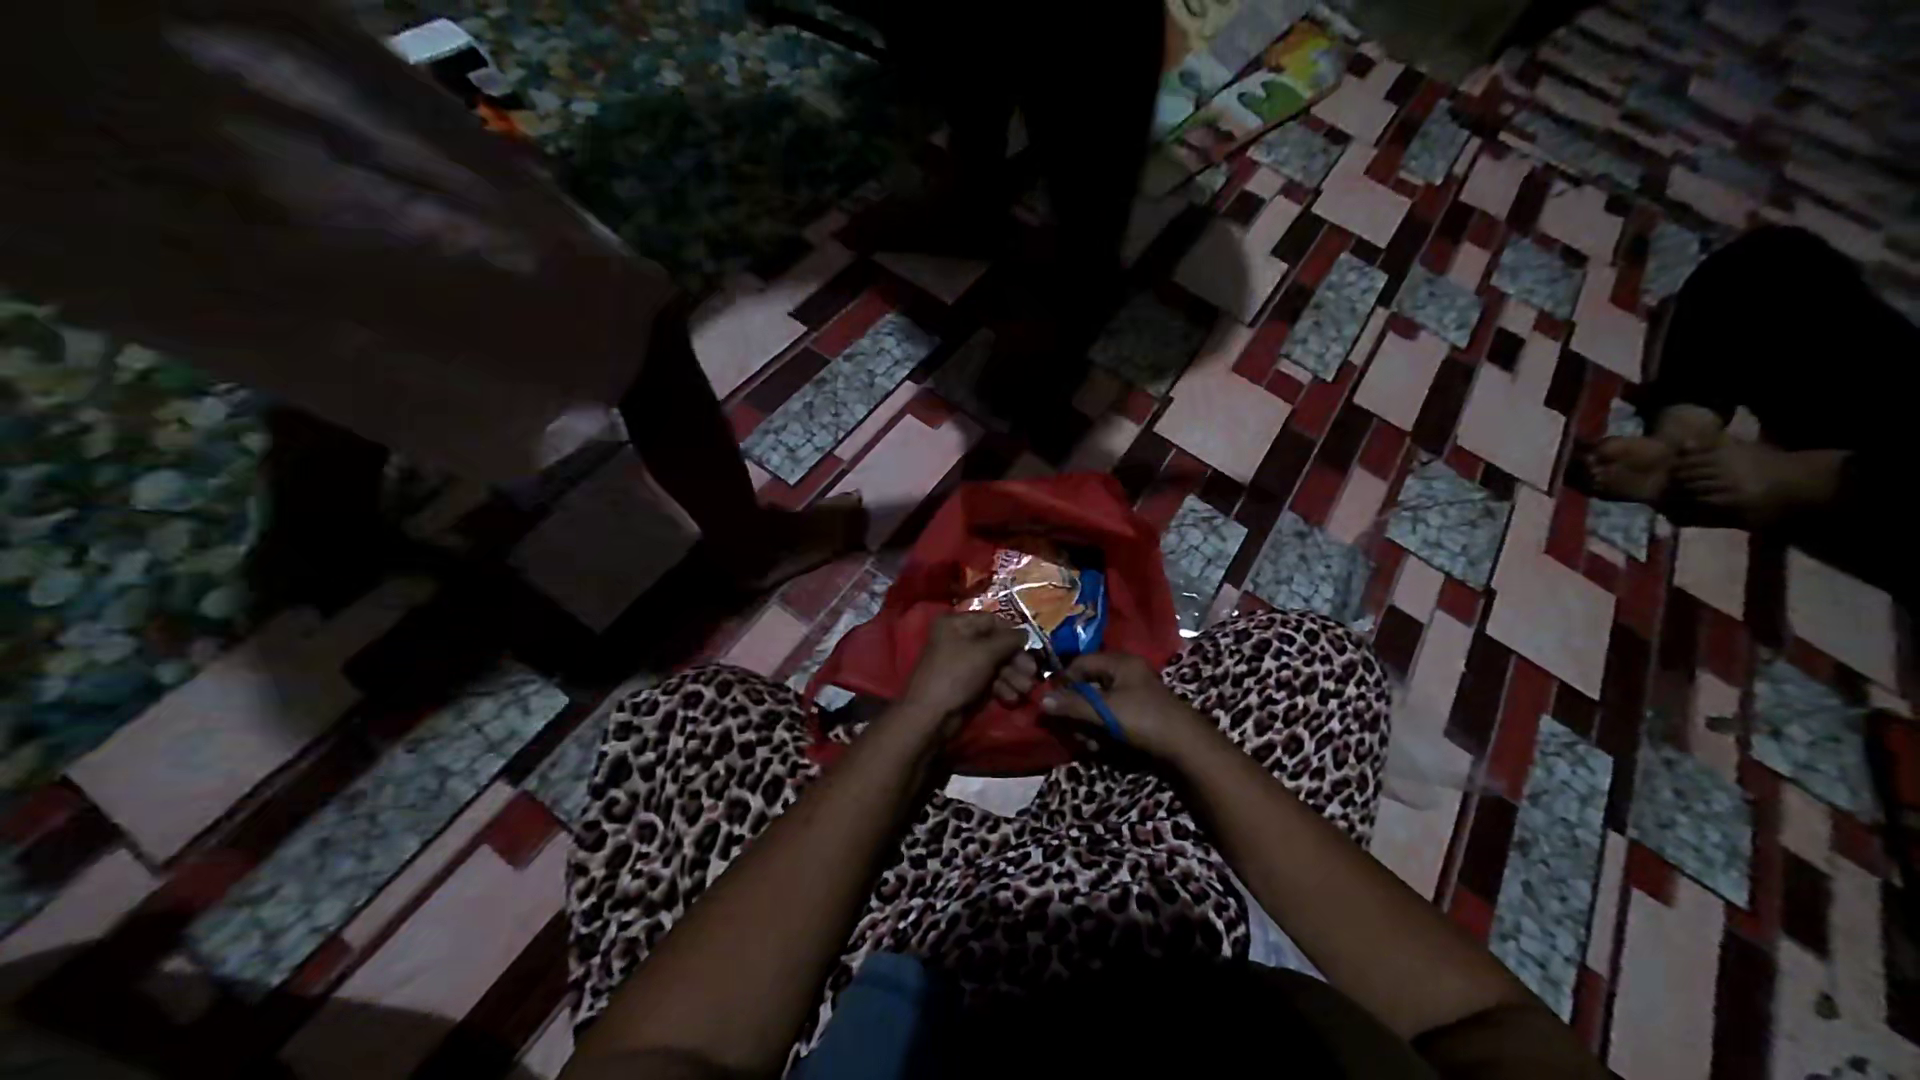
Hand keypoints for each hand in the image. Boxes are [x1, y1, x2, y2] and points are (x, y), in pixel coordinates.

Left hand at [899, 613, 1028, 729]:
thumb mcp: (985, 653)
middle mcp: (959, 639)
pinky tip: (1012, 698)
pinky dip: (1003, 687)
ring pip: (996, 664)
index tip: (1030, 647)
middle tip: (1032, 673)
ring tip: (1025, 690)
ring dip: (1013, 676)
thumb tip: (1026, 633)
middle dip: (1016, 660)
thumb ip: (1009, 640)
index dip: (1012, 634)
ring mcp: (964, 663)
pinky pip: (991, 680)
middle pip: (996, 644)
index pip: (992, 621)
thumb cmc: (956, 675)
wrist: (932, 716)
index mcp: (956, 624)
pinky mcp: (968, 683)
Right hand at [993, 650, 1204, 759]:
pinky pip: (1111, 717)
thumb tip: (1042, 700)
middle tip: (1071, 728)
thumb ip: (1072, 704)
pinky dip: (1102, 731)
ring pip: (1098, 705)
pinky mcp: (1139, 715)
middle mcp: (1126, 674)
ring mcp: (1134, 694)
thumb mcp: (1105, 711)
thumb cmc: (1144, 719)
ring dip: (1088, 724)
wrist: (1186, 748)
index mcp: (1120, 663)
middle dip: (1076, 709)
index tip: (1051, 702)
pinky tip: (1100, 747)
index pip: (1081, 663)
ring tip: (1088, 742)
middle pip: (1088, 685)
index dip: (1063, 680)